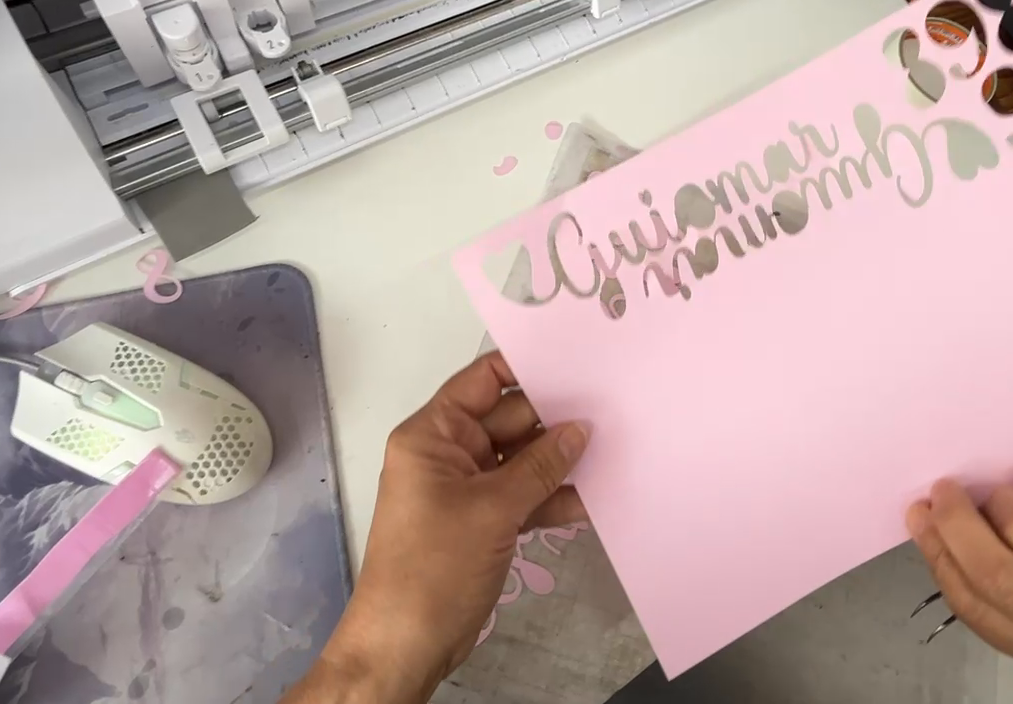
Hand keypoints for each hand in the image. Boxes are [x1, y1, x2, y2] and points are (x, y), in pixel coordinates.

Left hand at [292, 354, 589, 703]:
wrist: (404, 649)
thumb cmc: (434, 565)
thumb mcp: (492, 510)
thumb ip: (540, 466)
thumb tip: (581, 430)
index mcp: (434, 434)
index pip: (482, 380)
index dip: (523, 368)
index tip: (572, 362)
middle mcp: (449, 452)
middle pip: (509, 419)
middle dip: (553, 419)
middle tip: (606, 408)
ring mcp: (467, 487)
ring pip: (520, 458)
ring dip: (557, 461)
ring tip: (608, 448)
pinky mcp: (482, 519)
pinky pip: (522, 494)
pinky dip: (549, 496)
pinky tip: (590, 496)